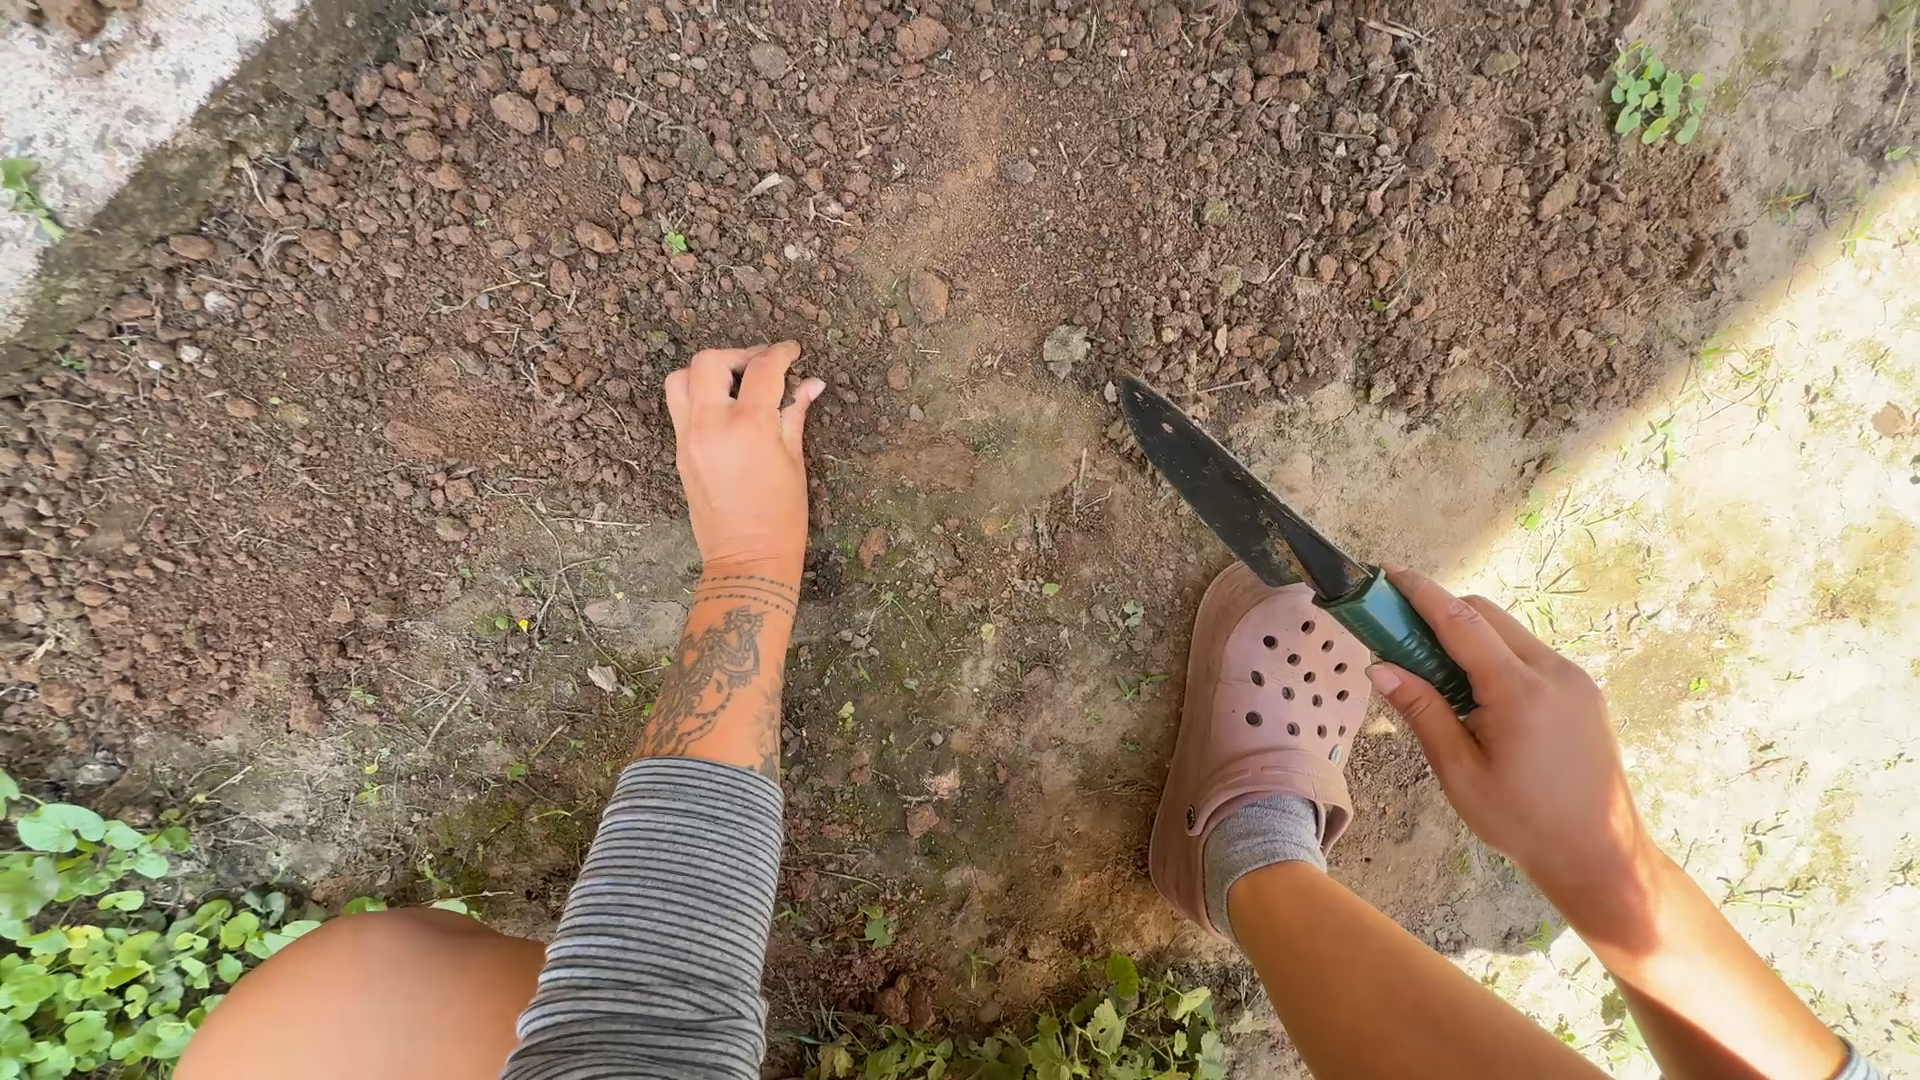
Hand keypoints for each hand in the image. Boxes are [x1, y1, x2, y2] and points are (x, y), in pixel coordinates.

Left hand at [663, 342, 825, 582]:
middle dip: (738, 355)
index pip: (762, 369)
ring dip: (707, 372)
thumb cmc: (782, 517)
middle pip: (709, 361)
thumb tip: (811, 384)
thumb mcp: (795, 461)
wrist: (748, 557)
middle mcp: (711, 424)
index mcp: (749, 426)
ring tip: (735, 385)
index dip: (780, 353)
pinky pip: (680, 407)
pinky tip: (726, 410)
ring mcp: (689, 438)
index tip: (793, 351)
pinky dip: (700, 396)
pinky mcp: (679, 452)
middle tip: (762, 367)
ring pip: (681, 380)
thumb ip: (795, 414)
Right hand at [1365, 567, 1654, 926]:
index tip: (1386, 573)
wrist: (1604, 858)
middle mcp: (1554, 673)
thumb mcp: (1458, 770)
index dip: (1420, 593)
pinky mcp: (1581, 692)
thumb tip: (1379, 668)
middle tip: (1396, 630)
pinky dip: (1489, 653)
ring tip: (1430, 668)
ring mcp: (1574, 681)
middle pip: (1486, 615)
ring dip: (1464, 633)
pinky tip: (1470, 688)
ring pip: (1507, 631)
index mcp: (1521, 692)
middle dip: (1438, 611)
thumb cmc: (1522, 820)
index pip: (1461, 622)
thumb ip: (1422, 711)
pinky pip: (1525, 653)